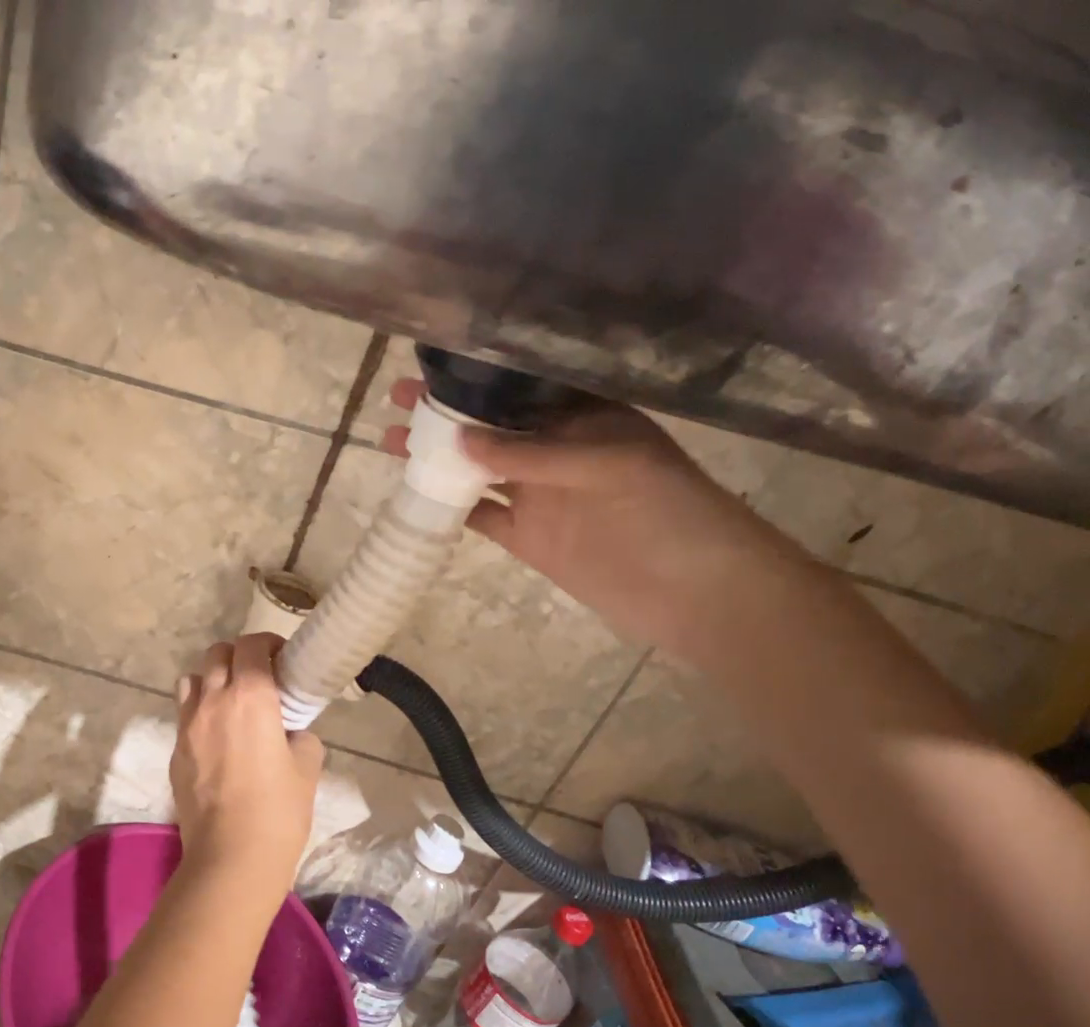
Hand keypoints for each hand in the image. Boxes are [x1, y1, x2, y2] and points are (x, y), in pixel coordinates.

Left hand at [171, 634, 325, 887]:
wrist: (230, 857)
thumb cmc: (278, 812)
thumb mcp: (307, 769)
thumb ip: (301, 737)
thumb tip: (291, 732)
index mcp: (250, 697)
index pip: (251, 646)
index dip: (268, 643)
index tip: (281, 657)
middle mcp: (212, 700)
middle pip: (217, 654)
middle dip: (238, 656)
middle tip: (259, 677)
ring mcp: (187, 725)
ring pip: (192, 679)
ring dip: (212, 680)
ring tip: (232, 702)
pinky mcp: (174, 750)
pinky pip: (185, 715)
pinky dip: (200, 712)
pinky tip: (218, 738)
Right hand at [381, 379, 831, 667]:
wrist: (699, 594)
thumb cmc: (668, 512)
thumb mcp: (606, 466)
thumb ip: (530, 453)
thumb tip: (456, 439)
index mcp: (585, 418)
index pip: (520, 388)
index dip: (474, 378)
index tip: (429, 369)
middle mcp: (556, 449)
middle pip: (489, 425)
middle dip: (443, 413)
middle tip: (395, 402)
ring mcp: (539, 495)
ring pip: (476, 468)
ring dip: (435, 456)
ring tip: (389, 443)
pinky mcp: (527, 537)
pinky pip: (478, 515)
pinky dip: (447, 506)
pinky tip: (413, 493)